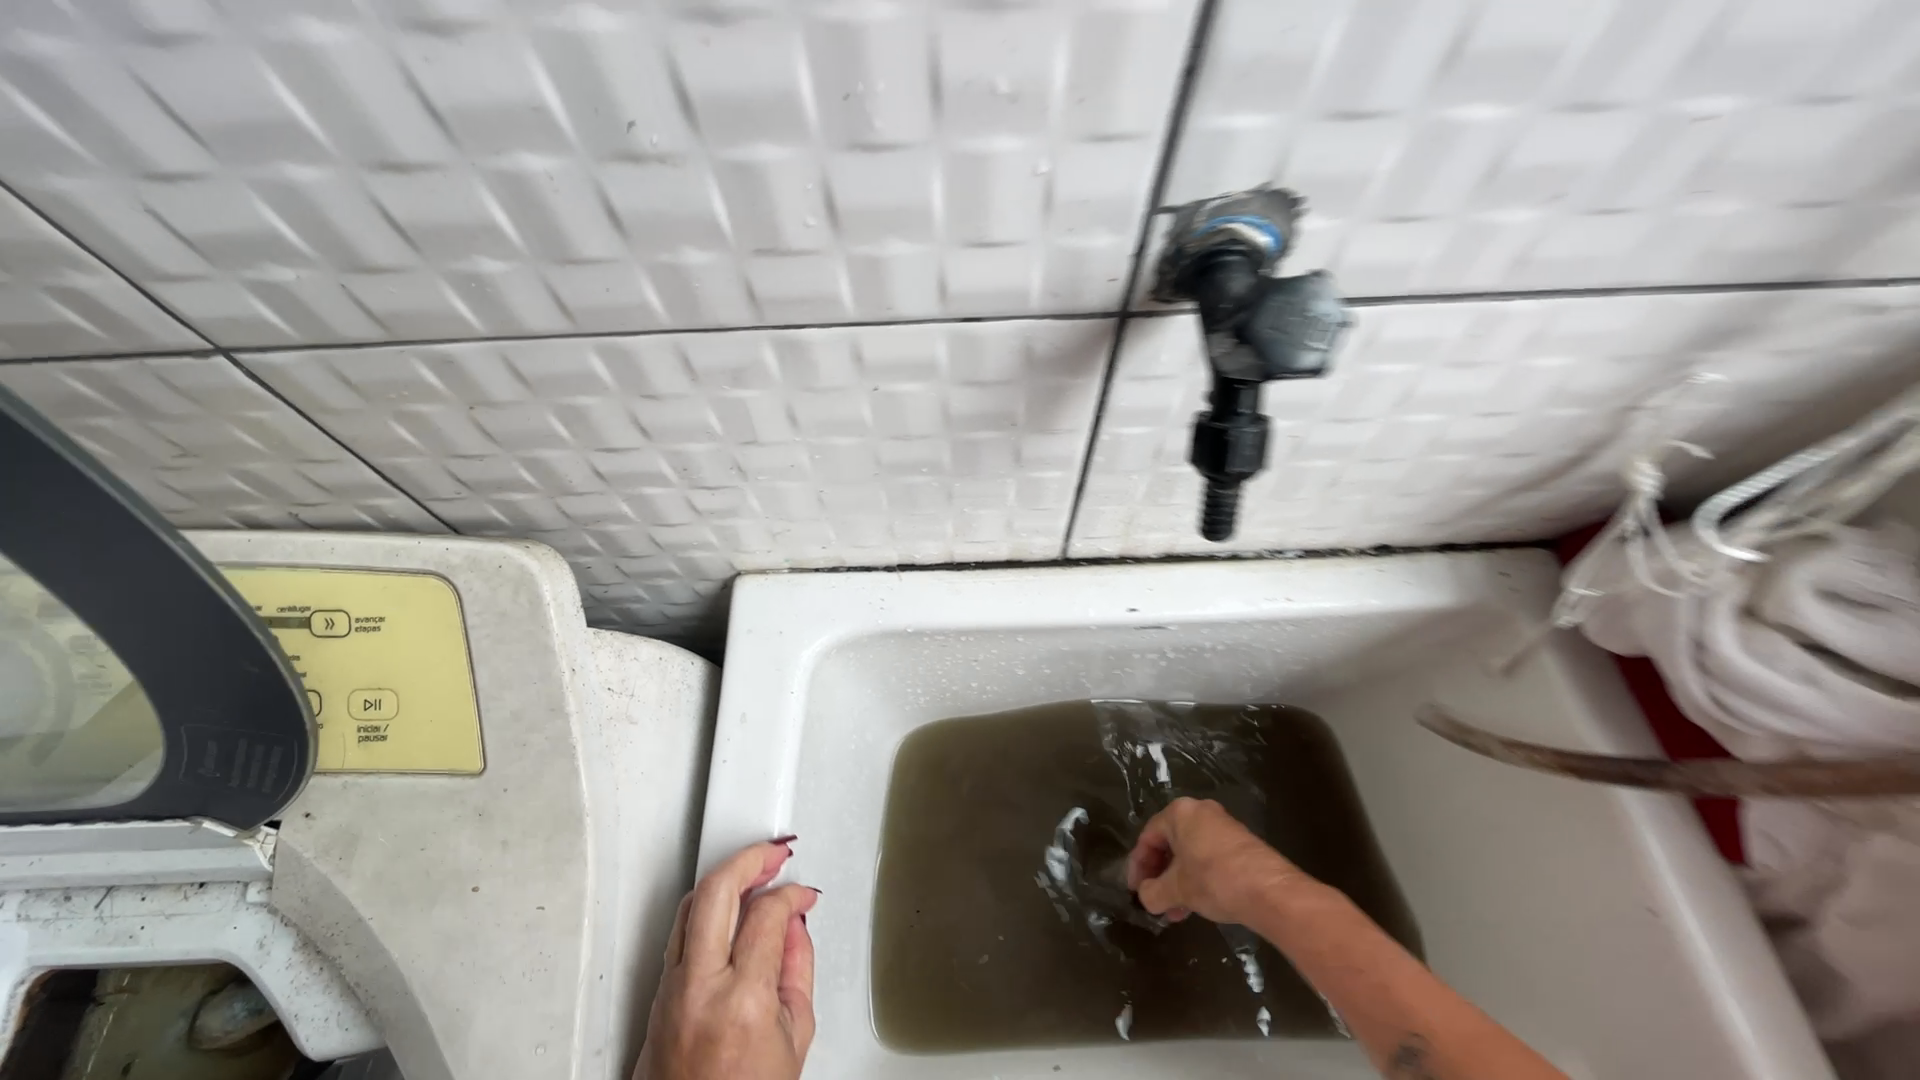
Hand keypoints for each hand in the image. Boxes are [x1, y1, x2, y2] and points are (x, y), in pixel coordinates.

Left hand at [636, 839, 819, 1079]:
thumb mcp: (796, 1038)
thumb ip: (799, 969)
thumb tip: (795, 925)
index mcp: (742, 1002)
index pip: (767, 915)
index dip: (791, 894)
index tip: (804, 895)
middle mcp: (700, 989)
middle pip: (716, 892)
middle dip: (749, 860)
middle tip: (774, 854)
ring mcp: (671, 992)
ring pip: (688, 905)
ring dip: (723, 878)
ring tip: (751, 871)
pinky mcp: (656, 997)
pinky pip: (680, 934)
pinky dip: (705, 909)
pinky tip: (727, 906)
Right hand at [1126, 797, 1309, 925]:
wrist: (1270, 891)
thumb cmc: (1214, 880)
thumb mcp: (1176, 889)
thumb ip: (1152, 892)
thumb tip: (1145, 898)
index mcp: (1180, 813)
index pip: (1148, 837)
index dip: (1138, 866)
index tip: (1135, 891)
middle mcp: (1201, 812)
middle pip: (1169, 844)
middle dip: (1160, 876)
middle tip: (1155, 901)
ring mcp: (1224, 826)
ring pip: (1190, 853)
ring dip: (1178, 882)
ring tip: (1176, 911)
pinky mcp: (1241, 844)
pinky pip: (1208, 857)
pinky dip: (1198, 878)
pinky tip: (1197, 904)